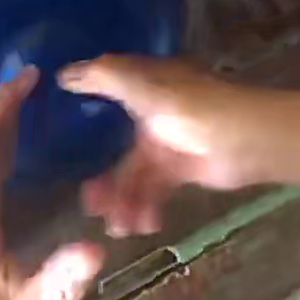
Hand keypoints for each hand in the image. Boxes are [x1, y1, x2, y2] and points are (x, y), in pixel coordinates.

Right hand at [58, 56, 265, 236]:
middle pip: (117, 147)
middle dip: (103, 177)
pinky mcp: (180, 170)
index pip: (104, 91)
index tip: (55, 126)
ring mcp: (166, 143)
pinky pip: (154, 192)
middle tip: (87, 203)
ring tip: (115, 225)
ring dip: (123, 200)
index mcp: (142, 85)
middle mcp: (151, 112)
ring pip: (134, 176)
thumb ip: (102, 78)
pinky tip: (142, 224)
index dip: (83, 104)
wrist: (244, 139)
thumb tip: (61, 74)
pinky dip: (146, 208)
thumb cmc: (189, 106)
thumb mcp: (141, 86)